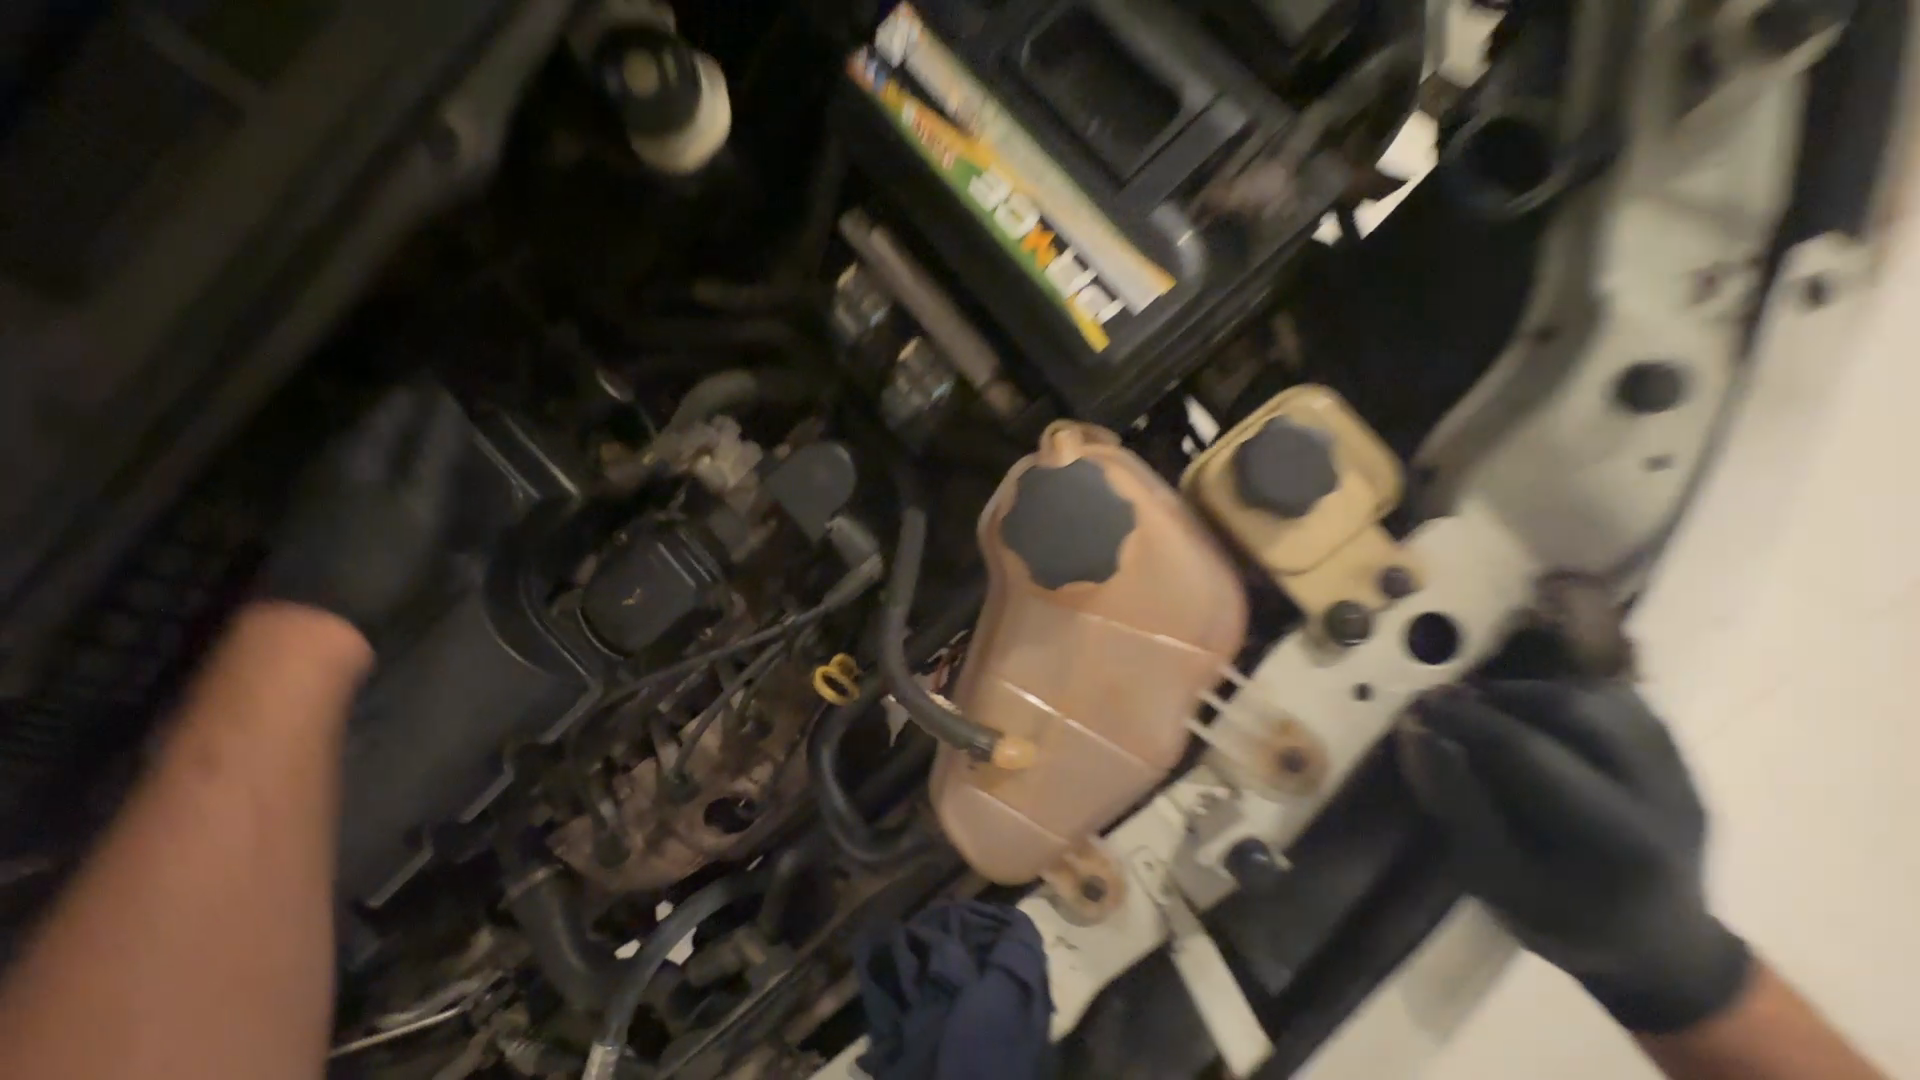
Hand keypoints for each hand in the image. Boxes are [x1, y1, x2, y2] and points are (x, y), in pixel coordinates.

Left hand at [260, 384, 468, 641]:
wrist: (315, 622)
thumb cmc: (379, 559)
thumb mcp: (422, 503)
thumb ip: (435, 453)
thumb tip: (448, 406)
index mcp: (358, 454)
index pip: (395, 409)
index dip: (425, 398)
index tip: (451, 387)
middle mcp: (334, 466)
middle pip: (378, 432)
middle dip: (412, 423)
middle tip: (446, 418)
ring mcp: (321, 497)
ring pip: (368, 460)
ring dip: (400, 453)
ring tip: (431, 453)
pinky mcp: (321, 526)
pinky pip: (362, 486)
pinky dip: (389, 480)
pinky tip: (405, 493)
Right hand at [1396, 681, 1750, 1033]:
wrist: (1654, 944)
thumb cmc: (1561, 920)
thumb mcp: (1495, 881)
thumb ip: (1456, 804)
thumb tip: (1417, 730)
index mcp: (1615, 842)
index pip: (1527, 752)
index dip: (1466, 719)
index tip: (1418, 706)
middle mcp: (1662, 798)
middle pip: (1575, 711)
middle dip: (1501, 696)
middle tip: (1451, 702)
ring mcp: (1682, 776)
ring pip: (1602, 698)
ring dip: (1534, 692)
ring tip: (1492, 708)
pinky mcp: (1683, 761)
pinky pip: (1623, 704)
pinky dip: (1569, 695)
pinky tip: (1538, 715)